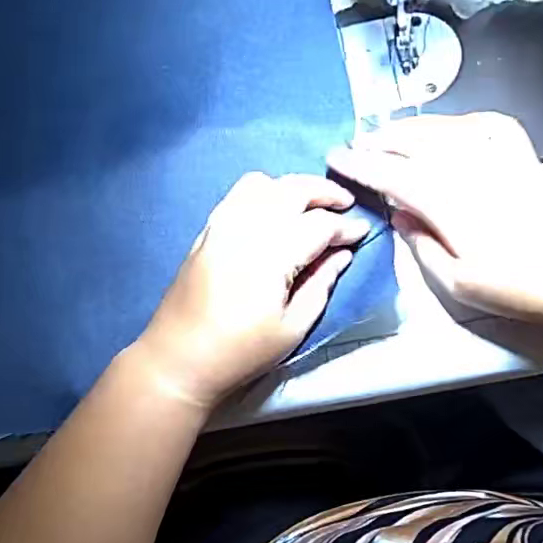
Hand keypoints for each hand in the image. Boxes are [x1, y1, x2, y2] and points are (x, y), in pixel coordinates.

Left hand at [130, 172, 368, 409]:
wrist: (179, 358)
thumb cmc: (241, 351)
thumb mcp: (292, 327)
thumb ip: (321, 284)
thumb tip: (342, 254)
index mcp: (271, 255)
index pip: (318, 224)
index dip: (345, 227)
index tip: (363, 234)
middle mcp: (245, 228)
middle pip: (292, 189)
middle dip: (324, 192)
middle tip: (346, 204)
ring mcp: (221, 224)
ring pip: (263, 183)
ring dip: (293, 188)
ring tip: (311, 205)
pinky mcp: (207, 230)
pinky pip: (238, 194)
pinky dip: (264, 192)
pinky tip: (275, 211)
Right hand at [326, 113, 542, 338]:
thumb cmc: (514, 287)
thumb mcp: (456, 282)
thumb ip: (421, 245)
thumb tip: (400, 214)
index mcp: (446, 200)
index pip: (391, 174)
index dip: (360, 165)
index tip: (337, 159)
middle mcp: (467, 167)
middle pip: (413, 142)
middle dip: (379, 140)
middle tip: (358, 144)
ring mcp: (497, 157)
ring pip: (444, 128)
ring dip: (411, 127)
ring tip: (391, 133)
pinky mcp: (521, 157)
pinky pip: (485, 124)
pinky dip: (460, 121)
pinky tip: (451, 128)